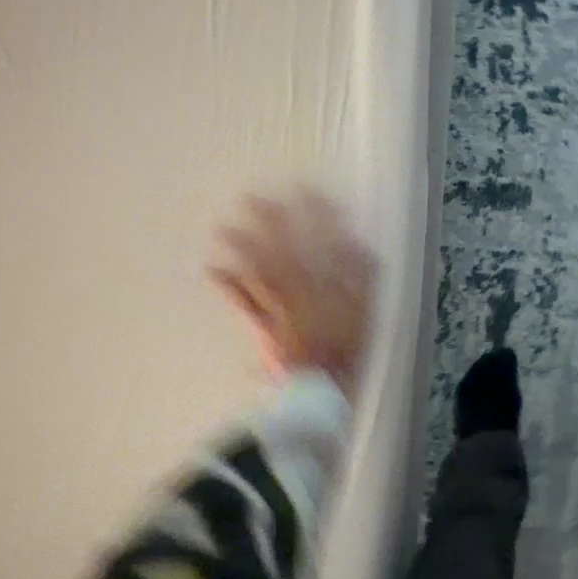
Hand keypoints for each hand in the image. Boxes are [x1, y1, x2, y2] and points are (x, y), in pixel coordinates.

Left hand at [208, 189, 375, 399]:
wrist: (320, 389)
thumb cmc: (346, 349)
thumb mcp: (365, 310)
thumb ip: (362, 274)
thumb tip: (358, 242)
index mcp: (325, 280)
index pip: (321, 239)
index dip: (314, 213)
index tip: (305, 189)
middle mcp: (298, 286)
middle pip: (282, 247)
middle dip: (268, 221)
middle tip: (250, 197)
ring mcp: (277, 305)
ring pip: (257, 268)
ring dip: (241, 247)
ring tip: (223, 227)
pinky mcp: (262, 325)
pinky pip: (242, 302)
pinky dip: (228, 285)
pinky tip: (212, 269)